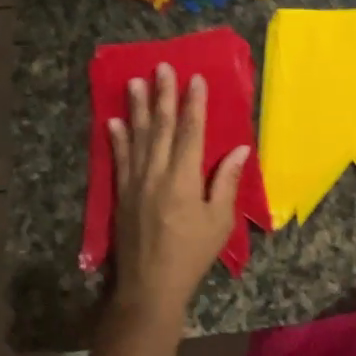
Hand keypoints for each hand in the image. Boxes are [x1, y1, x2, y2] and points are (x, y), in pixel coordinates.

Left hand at [106, 63, 250, 315]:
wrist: (149, 288)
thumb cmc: (191, 254)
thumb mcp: (219, 221)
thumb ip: (226, 182)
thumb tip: (241, 149)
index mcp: (183, 178)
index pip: (190, 131)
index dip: (193, 103)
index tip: (195, 77)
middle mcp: (157, 174)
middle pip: (161, 126)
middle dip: (163, 94)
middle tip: (161, 66)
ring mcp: (135, 183)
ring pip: (138, 137)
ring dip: (138, 108)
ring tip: (134, 82)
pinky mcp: (122, 195)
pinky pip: (119, 160)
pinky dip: (117, 138)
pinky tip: (114, 120)